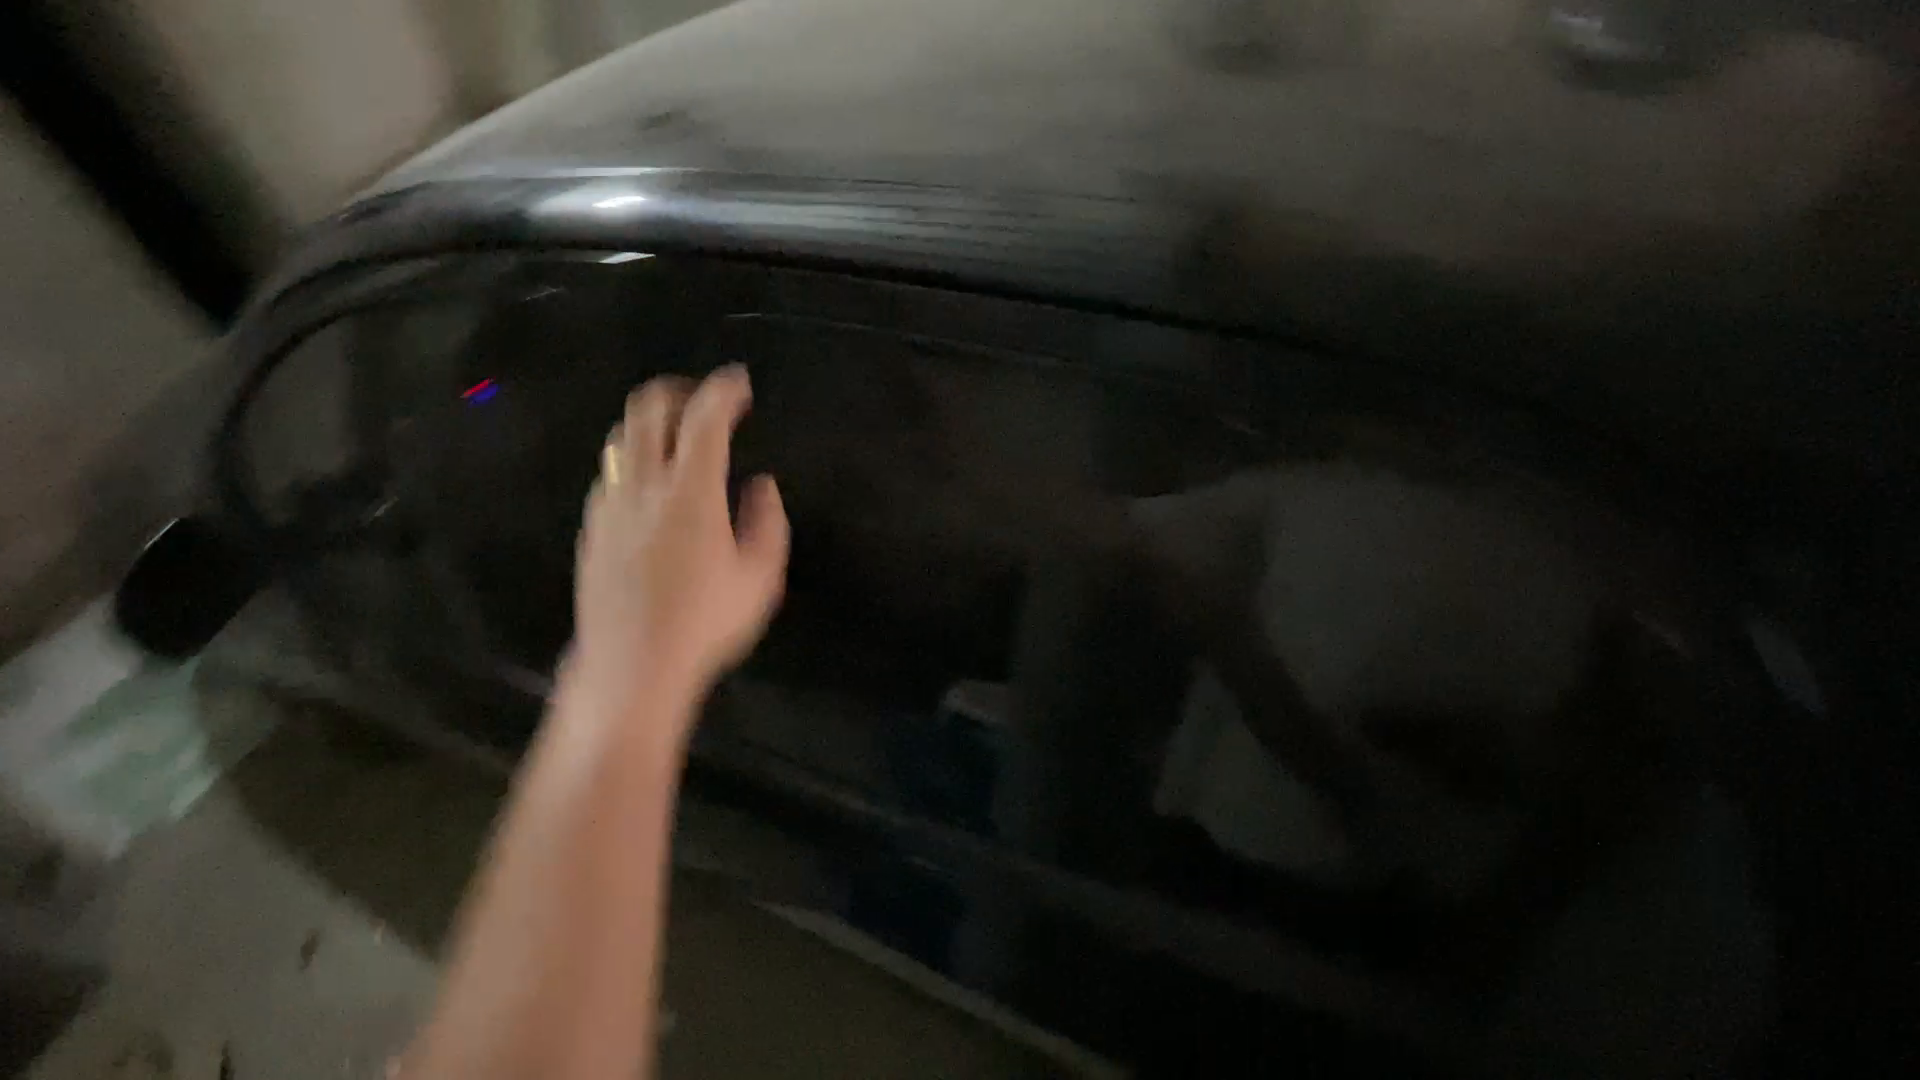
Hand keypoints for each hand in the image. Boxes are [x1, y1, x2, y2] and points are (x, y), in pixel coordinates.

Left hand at [567, 366, 788, 734]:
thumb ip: (767, 522)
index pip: (705, 418)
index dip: (724, 390)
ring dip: (651, 425)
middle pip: (647, 408)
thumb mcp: (760, 578)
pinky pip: (610, 473)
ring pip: (622, 436)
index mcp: (691, 492)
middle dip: (678, 391)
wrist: (630, 665)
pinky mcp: (592, 527)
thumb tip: (760, 487)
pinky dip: (634, 462)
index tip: (739, 383)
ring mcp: (610, 504)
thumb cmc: (706, 623)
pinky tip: (651, 489)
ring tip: (677, 440)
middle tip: (704, 401)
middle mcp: (644, 485)